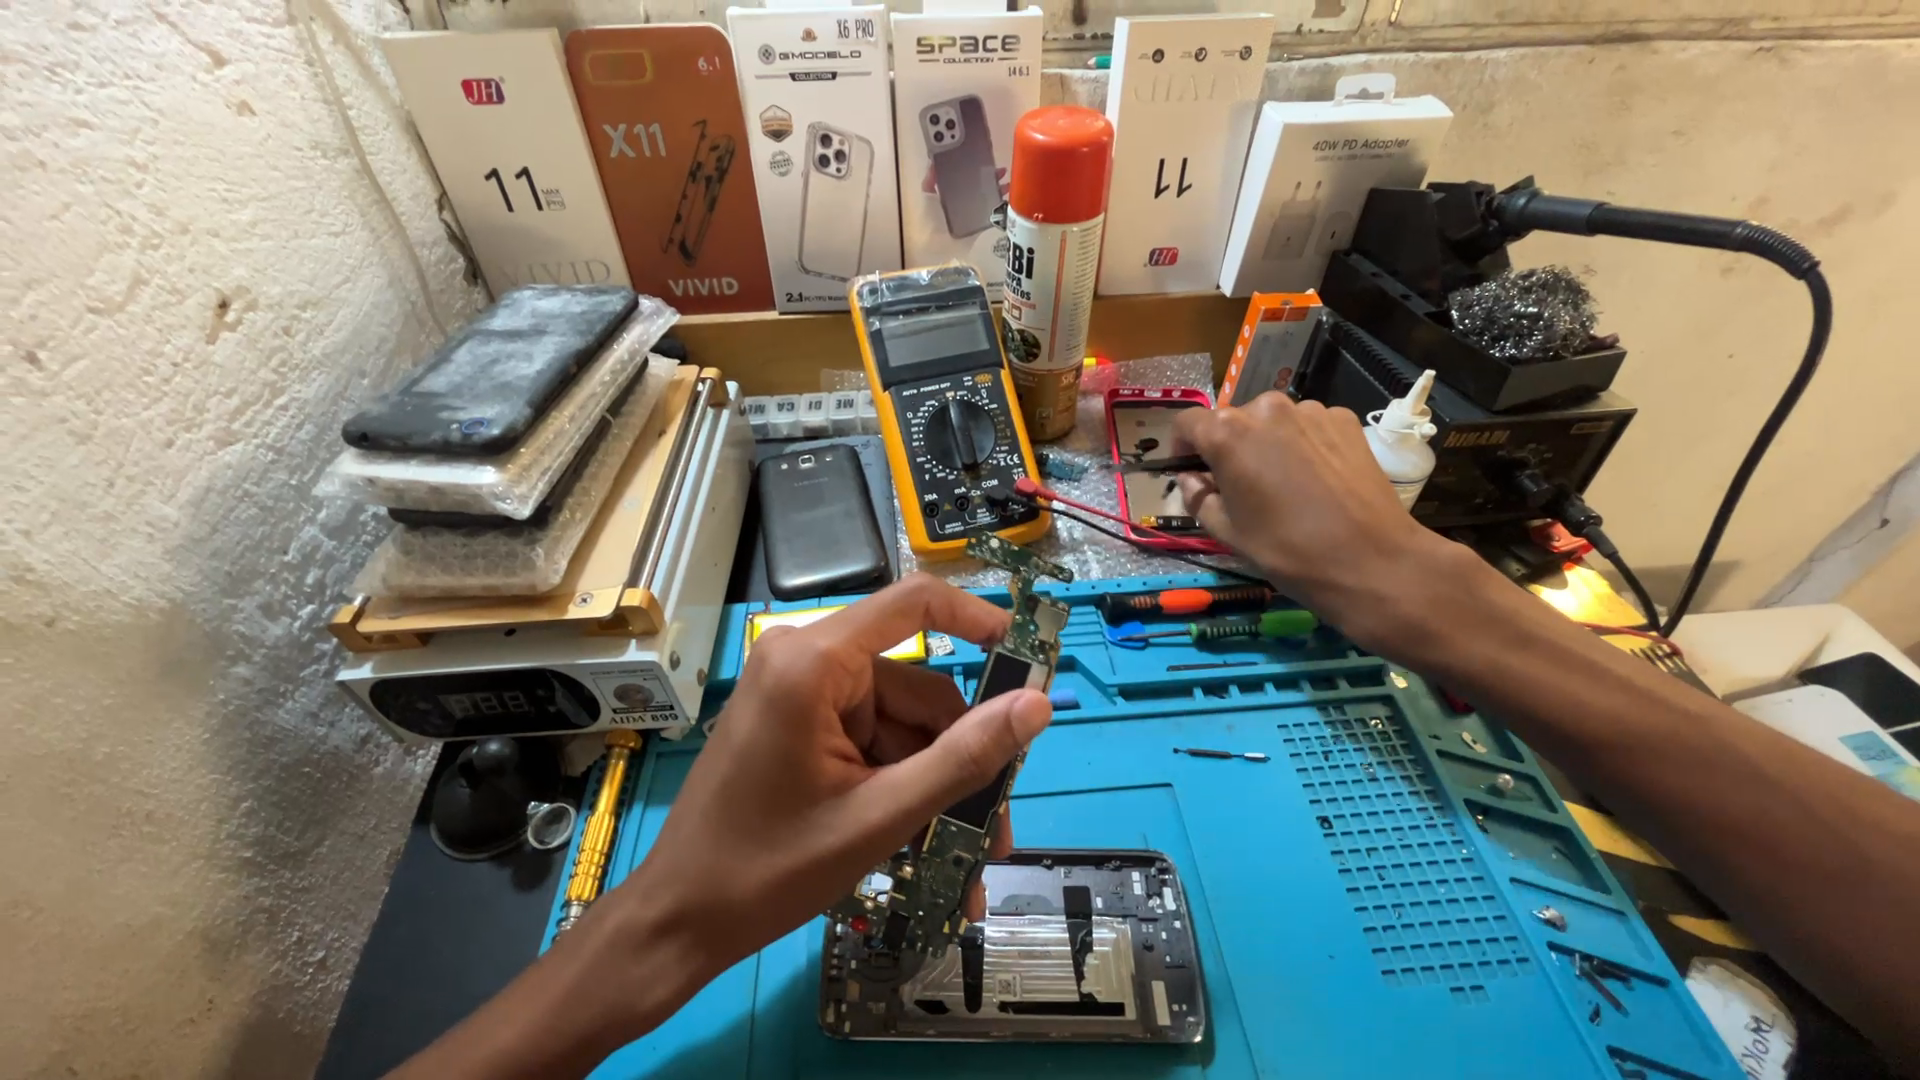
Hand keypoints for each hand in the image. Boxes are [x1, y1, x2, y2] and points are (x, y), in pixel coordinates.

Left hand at [599, 575, 1052, 983]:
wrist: (679, 924)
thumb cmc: (769, 870)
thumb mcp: (880, 817)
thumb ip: (963, 758)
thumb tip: (1038, 703)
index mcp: (813, 662)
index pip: (914, 604)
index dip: (978, 621)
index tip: (1030, 662)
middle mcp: (806, 662)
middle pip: (916, 688)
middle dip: (960, 756)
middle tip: (997, 824)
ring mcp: (802, 696)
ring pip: (900, 726)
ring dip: (936, 785)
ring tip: (968, 857)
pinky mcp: (802, 727)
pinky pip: (872, 744)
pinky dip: (901, 787)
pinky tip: (926, 847)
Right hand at [1172, 394, 1461, 647]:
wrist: (1370, 560)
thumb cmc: (1286, 550)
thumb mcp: (1226, 532)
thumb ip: (1198, 497)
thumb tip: (1191, 479)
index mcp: (1228, 434)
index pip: (1188, 422)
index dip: (1182, 447)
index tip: (1190, 471)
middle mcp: (1266, 409)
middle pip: (1232, 420)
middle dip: (1228, 447)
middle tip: (1238, 485)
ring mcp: (1311, 411)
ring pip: (1272, 422)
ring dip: (1266, 444)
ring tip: (1281, 483)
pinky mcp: (1344, 421)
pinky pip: (1307, 426)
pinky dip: (1301, 445)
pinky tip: (1313, 479)